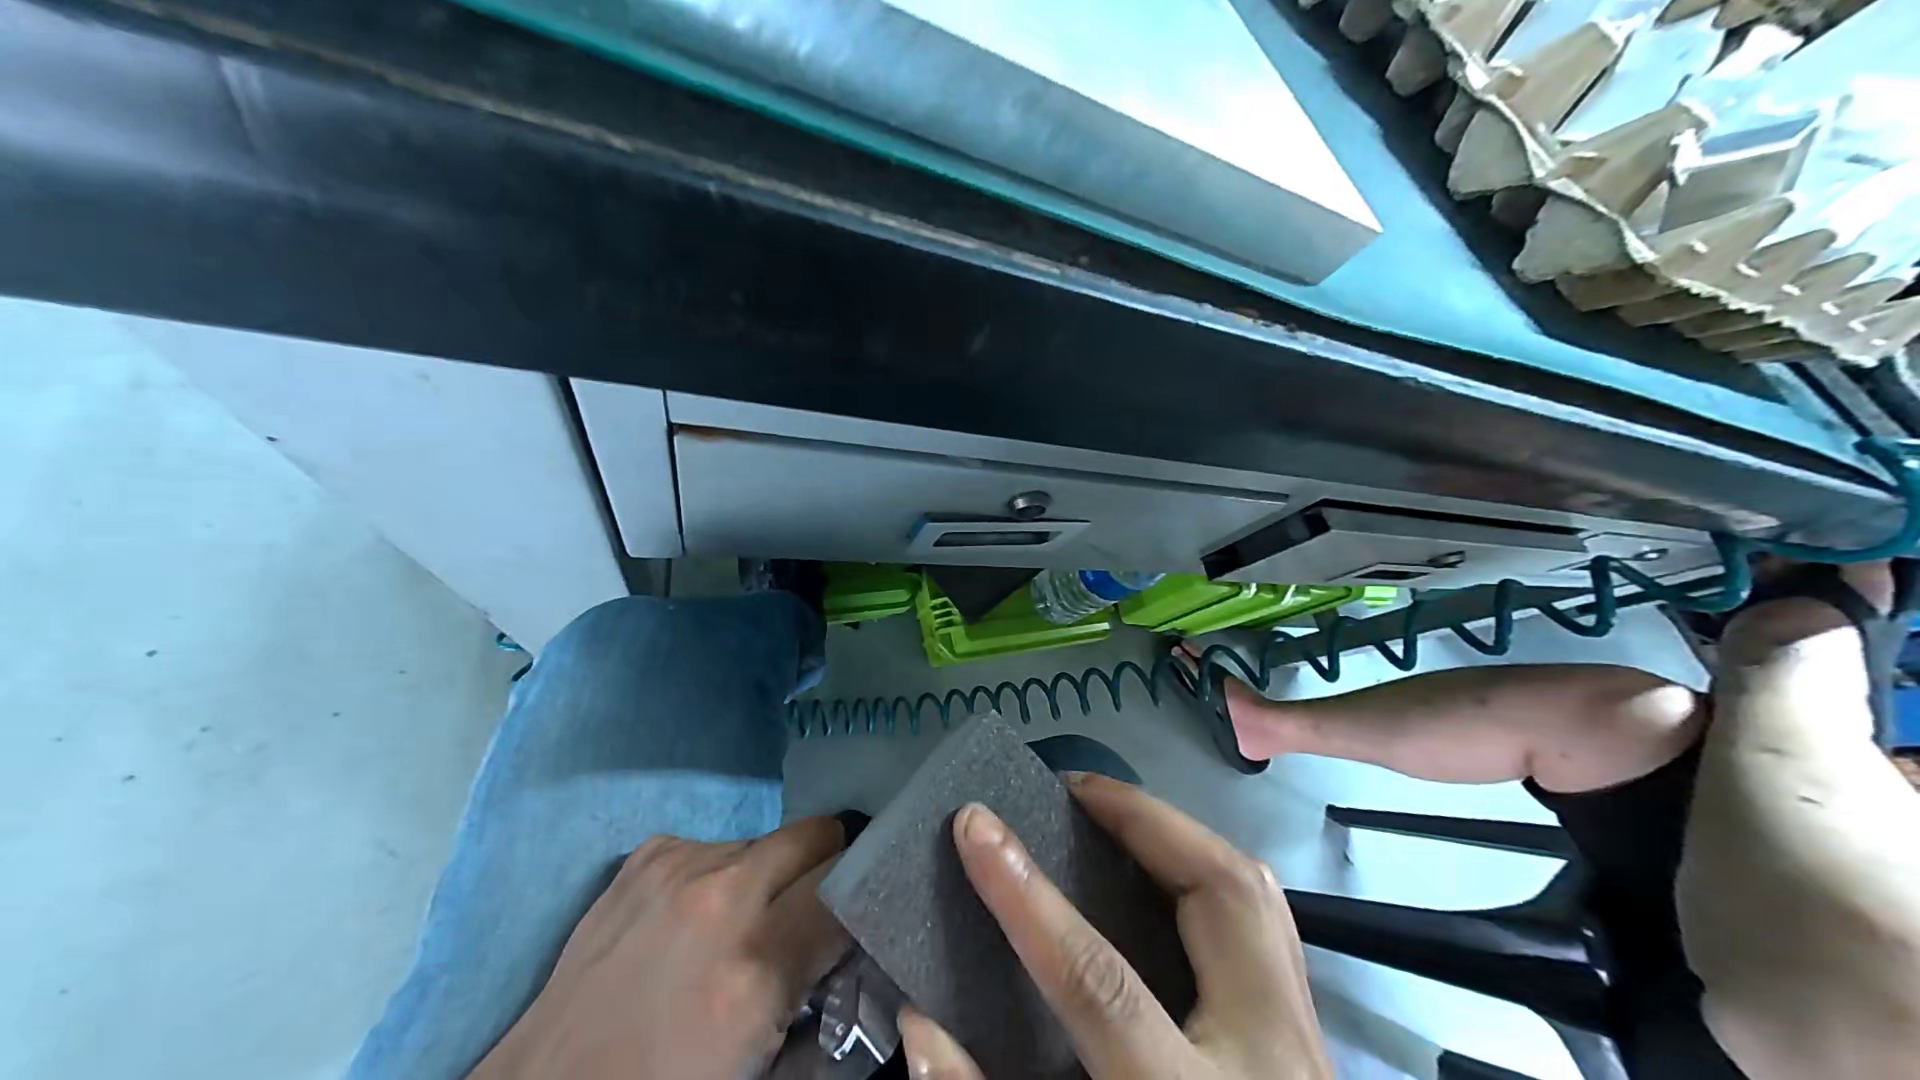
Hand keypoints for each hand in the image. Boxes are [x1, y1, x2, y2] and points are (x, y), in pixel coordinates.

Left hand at [468, 817, 848, 1079]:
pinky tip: (694, 917)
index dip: (862, 899)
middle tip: (813, 911)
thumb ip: (823, 997)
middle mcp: (722, 897)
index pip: (847, 888)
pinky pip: (718, 843)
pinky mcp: (647, 854)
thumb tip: (858, 942)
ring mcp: (679, 865)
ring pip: (768, 839)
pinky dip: (723, 873)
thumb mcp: (767, 1072)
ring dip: (772, 874)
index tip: (860, 918)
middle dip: (827, 867)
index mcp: (757, 968)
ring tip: (743, 923)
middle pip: (817, 834)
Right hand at [899, 772, 1330, 1079]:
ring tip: (1108, 812)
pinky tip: (1158, 868)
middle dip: (1141, 822)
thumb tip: (920, 1022)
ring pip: (1258, 894)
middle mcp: (1273, 1061)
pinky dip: (1204, 872)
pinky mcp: (1313, 1037)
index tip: (975, 828)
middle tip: (1068, 792)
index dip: (1029, 898)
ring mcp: (1309, 1044)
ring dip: (1178, 835)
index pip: (1104, 984)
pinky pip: (1263, 920)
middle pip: (1223, 897)